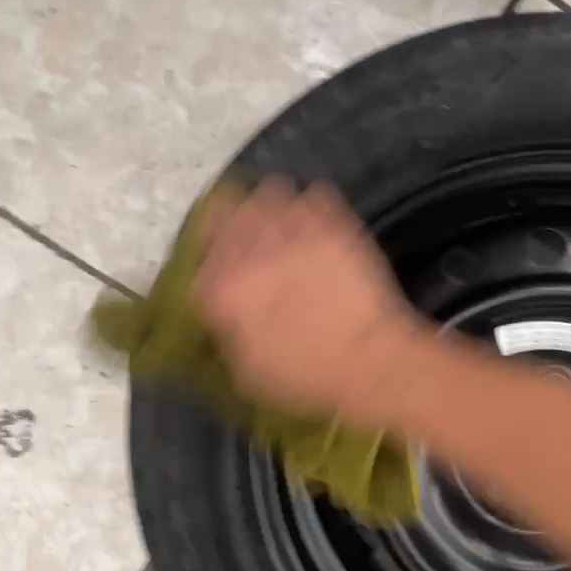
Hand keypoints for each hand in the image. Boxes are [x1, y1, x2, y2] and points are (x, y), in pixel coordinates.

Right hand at [194, 175, 431, 425]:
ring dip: (272, 207)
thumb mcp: (249, 372)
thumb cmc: (309, 377)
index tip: (220, 266)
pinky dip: (314, 206)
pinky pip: (315, 195)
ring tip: (284, 225)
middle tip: (249, 239)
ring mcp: (295, 231)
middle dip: (234, 223)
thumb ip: (226, 333)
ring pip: (269, 193)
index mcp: (223, 289)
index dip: (209, 258)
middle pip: (227, 212)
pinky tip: (319, 225)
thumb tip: (221, 316)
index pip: (198, 254)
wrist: (372, 361)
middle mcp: (251, 251)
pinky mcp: (335, 224)